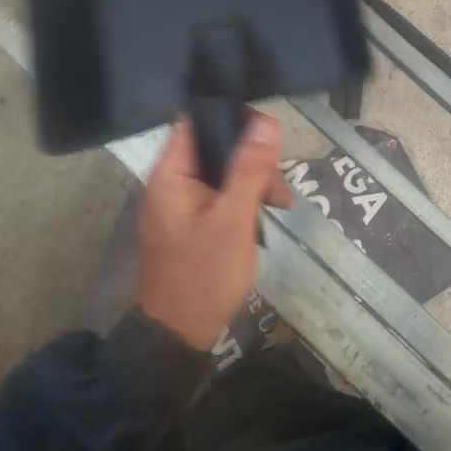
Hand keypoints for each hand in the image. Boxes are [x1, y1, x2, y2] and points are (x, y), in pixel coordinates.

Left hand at [136, 113, 293, 348]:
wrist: (179, 335)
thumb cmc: (204, 275)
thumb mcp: (233, 219)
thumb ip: (250, 169)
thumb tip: (267, 122)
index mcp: (171, 174)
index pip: (196, 120)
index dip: (231, 115)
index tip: (266, 129)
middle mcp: (172, 181)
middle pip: (216, 143)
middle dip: (252, 154)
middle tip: (275, 180)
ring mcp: (182, 201)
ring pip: (224, 168)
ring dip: (254, 177)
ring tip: (279, 202)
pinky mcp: (194, 219)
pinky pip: (222, 191)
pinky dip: (246, 197)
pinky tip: (268, 212)